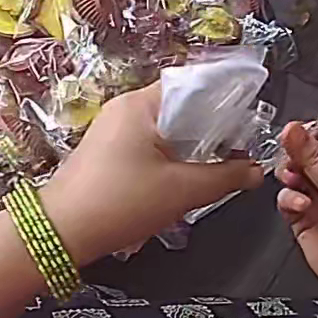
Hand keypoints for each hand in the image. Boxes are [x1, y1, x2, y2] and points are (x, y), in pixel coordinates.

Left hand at [42, 83, 264, 261]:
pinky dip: (170, 156)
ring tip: (217, 164)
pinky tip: (184, 176)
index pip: (193, 84)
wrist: (61, 233)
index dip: (225, 98)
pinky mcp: (107, 152)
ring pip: (165, 128)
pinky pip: (148, 144)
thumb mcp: (182, 191)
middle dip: (211, 127)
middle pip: (180, 107)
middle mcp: (124, 109)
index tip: (250, 115)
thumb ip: (226, 177)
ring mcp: (112, 130)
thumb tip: (255, 171)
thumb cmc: (121, 203)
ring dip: (191, 145)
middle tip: (238, 146)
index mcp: (140, 104)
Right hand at [276, 122, 317, 312]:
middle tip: (292, 158)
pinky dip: (289, 200)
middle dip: (297, 155)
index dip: (313, 134)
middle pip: (308, 155)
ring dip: (291, 176)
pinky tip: (300, 206)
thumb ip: (317, 157)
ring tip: (295, 181)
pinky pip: (287, 200)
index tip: (295, 132)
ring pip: (294, 176)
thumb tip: (293, 129)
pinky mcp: (303, 220)